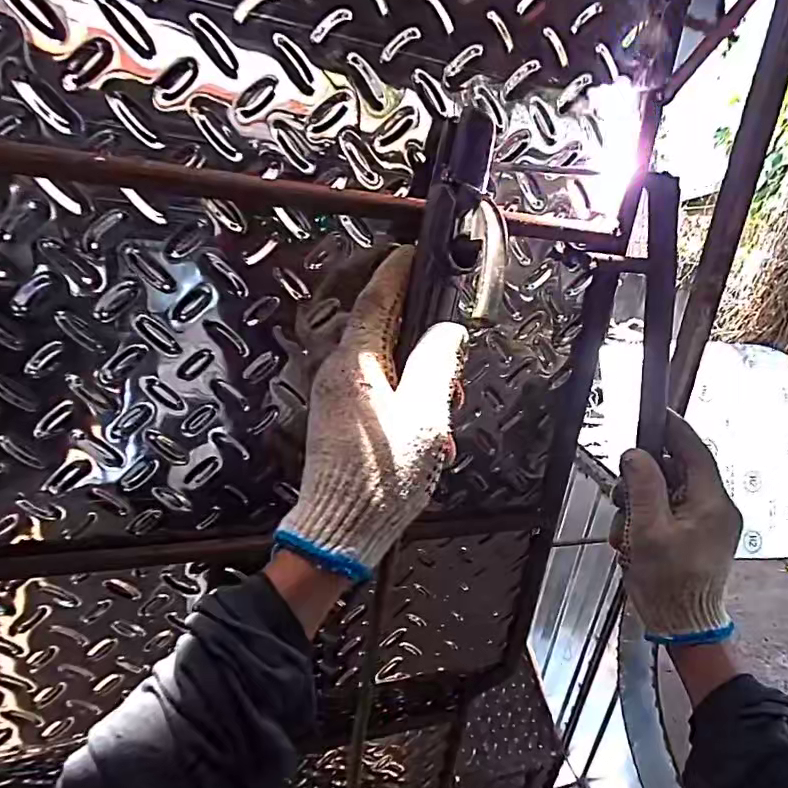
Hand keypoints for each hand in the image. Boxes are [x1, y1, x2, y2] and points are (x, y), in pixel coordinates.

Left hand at [274, 244, 467, 583]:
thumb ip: (437, 365)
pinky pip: (378, 399)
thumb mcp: (425, 415)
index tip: (411, 255)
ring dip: (420, 388)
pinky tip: (426, 440)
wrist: (340, 532)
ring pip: (387, 373)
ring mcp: (336, 400)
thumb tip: (446, 333)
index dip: (397, 273)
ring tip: (442, 423)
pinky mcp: (339, 423)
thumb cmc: (382, 477)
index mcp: (355, 363)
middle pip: (386, 338)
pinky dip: (406, 409)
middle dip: (424, 350)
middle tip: (451, 375)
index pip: (377, 300)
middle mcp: (338, 374)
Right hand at [611, 411, 742, 645]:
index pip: (696, 452)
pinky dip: (645, 523)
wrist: (683, 626)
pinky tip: (634, 545)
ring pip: (666, 495)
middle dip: (644, 482)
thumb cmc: (671, 584)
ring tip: (627, 535)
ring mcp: (707, 525)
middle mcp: (715, 510)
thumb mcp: (649, 531)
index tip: (657, 415)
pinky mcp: (695, 538)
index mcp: (713, 504)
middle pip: (676, 473)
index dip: (675, 430)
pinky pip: (667, 515)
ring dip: (639, 508)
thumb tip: (636, 454)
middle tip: (621, 496)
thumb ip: (643, 488)